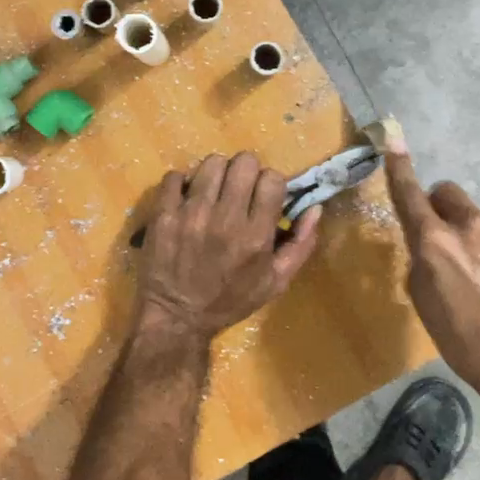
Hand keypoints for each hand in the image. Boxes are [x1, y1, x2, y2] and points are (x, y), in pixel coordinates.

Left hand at [135, 152, 321, 346]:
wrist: (177, 316)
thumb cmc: (230, 301)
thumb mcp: (275, 283)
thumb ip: (300, 245)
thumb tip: (315, 208)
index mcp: (256, 236)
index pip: (272, 178)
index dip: (270, 183)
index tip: (263, 195)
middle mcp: (225, 219)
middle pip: (243, 162)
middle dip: (245, 171)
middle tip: (238, 189)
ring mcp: (191, 214)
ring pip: (211, 163)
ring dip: (216, 173)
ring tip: (212, 192)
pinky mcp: (164, 214)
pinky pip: (175, 176)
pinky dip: (182, 183)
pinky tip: (185, 198)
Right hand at [383, 146, 479, 407]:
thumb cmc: (468, 346)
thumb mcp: (426, 307)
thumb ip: (422, 265)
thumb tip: (429, 249)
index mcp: (435, 244)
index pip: (410, 195)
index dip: (399, 167)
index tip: (393, 138)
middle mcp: (471, 226)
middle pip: (449, 195)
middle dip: (446, 212)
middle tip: (456, 249)